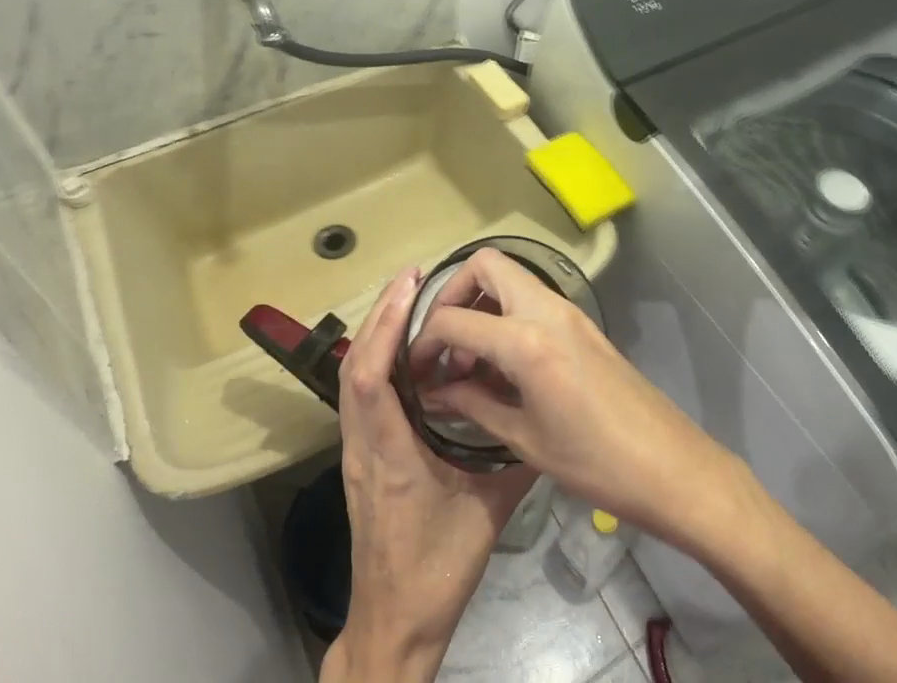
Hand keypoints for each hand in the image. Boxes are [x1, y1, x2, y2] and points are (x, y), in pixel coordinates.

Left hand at [323, 267, 537, 682]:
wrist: (395, 618)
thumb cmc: (440, 567)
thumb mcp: (488, 512)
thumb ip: (515, 461)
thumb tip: (545, 415)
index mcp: (392, 458)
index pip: (370, 381)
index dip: (385, 327)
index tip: (410, 286)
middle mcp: (364, 448)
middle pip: (353, 369)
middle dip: (378, 317)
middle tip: (410, 278)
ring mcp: (355, 456)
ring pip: (350, 383)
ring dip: (372, 337)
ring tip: (404, 303)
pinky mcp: (358, 463)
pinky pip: (357, 401)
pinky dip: (373, 364)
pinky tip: (399, 354)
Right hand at [418, 249, 745, 546]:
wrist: (671, 466)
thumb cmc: (594, 462)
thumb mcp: (525, 438)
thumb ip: (474, 405)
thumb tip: (437, 392)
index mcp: (527, 341)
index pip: (454, 319)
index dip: (424, 342)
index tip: (417, 371)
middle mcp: (548, 311)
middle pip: (487, 266)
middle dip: (453, 295)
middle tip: (445, 346)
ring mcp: (571, 313)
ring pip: (513, 280)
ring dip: (483, 305)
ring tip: (472, 362)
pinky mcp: (586, 326)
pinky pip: (535, 301)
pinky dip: (509, 317)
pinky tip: (503, 367)